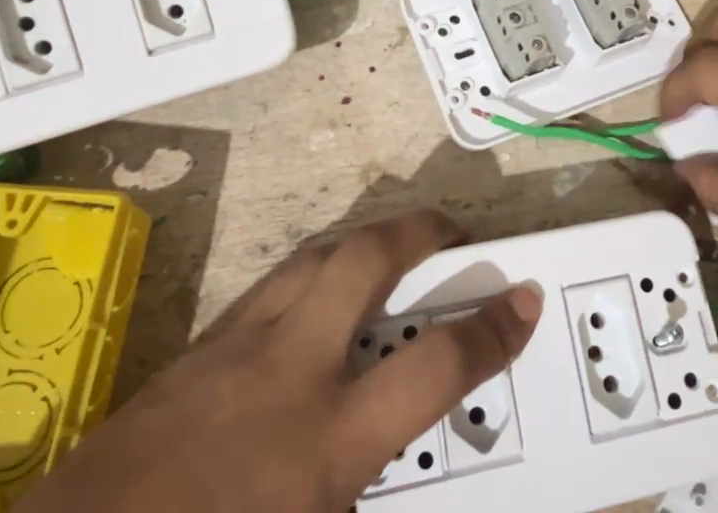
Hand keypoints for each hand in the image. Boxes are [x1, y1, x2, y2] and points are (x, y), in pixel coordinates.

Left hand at [16, 210, 541, 512]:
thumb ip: (356, 491)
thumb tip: (382, 468)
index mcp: (325, 440)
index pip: (432, 368)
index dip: (489, 333)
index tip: (523, 303)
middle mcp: (285, 372)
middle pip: (363, 262)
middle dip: (417, 233)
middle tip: (451, 230)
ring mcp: (233, 349)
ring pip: (311, 259)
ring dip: (363, 242)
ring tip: (391, 247)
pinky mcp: (195, 348)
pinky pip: (270, 286)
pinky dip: (311, 273)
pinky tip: (315, 295)